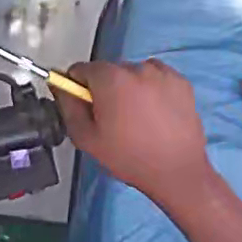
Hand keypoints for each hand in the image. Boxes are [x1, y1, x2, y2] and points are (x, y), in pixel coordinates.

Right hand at [54, 59, 223, 211]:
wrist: (178, 173)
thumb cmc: (128, 156)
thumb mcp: (85, 137)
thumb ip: (67, 105)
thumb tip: (59, 85)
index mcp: (109, 79)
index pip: (80, 69)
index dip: (77, 87)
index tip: (85, 107)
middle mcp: (136, 68)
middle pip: (107, 70)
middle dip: (103, 88)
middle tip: (110, 117)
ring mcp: (161, 74)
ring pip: (131, 73)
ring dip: (127, 87)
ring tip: (135, 116)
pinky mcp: (181, 82)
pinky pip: (155, 76)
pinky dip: (150, 88)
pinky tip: (153, 112)